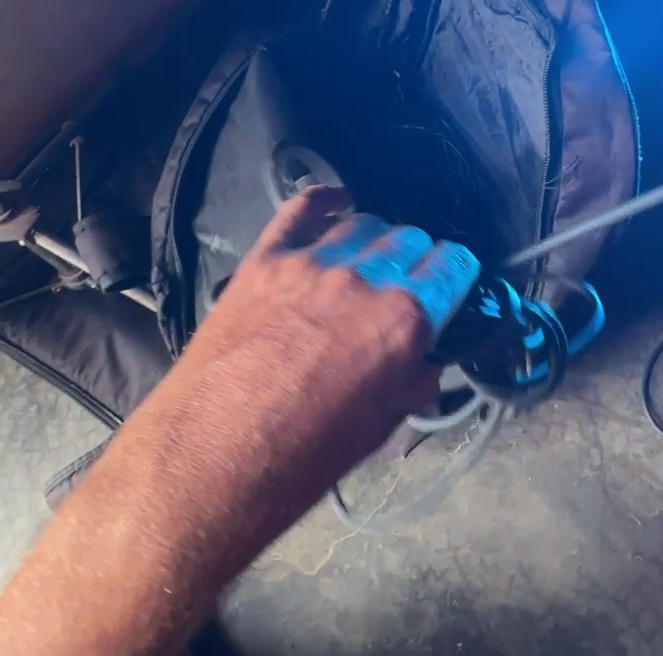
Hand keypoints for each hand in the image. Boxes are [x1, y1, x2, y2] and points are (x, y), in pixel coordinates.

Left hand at [162, 184, 480, 502]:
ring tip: (369, 260)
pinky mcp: (265, 259)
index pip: (451, 267)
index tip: (451, 281)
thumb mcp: (378, 430)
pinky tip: (336, 201)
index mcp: (404, 321)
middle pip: (410, 239)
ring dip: (377, 239)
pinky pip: (303, 210)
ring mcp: (312, 263)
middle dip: (418, 256)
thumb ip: (413, 381)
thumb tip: (429, 359)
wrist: (206, 462)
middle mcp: (365, 279)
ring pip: (363, 223)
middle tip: (407, 281)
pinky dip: (325, 200)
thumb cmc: (302, 461)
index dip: (457, 273)